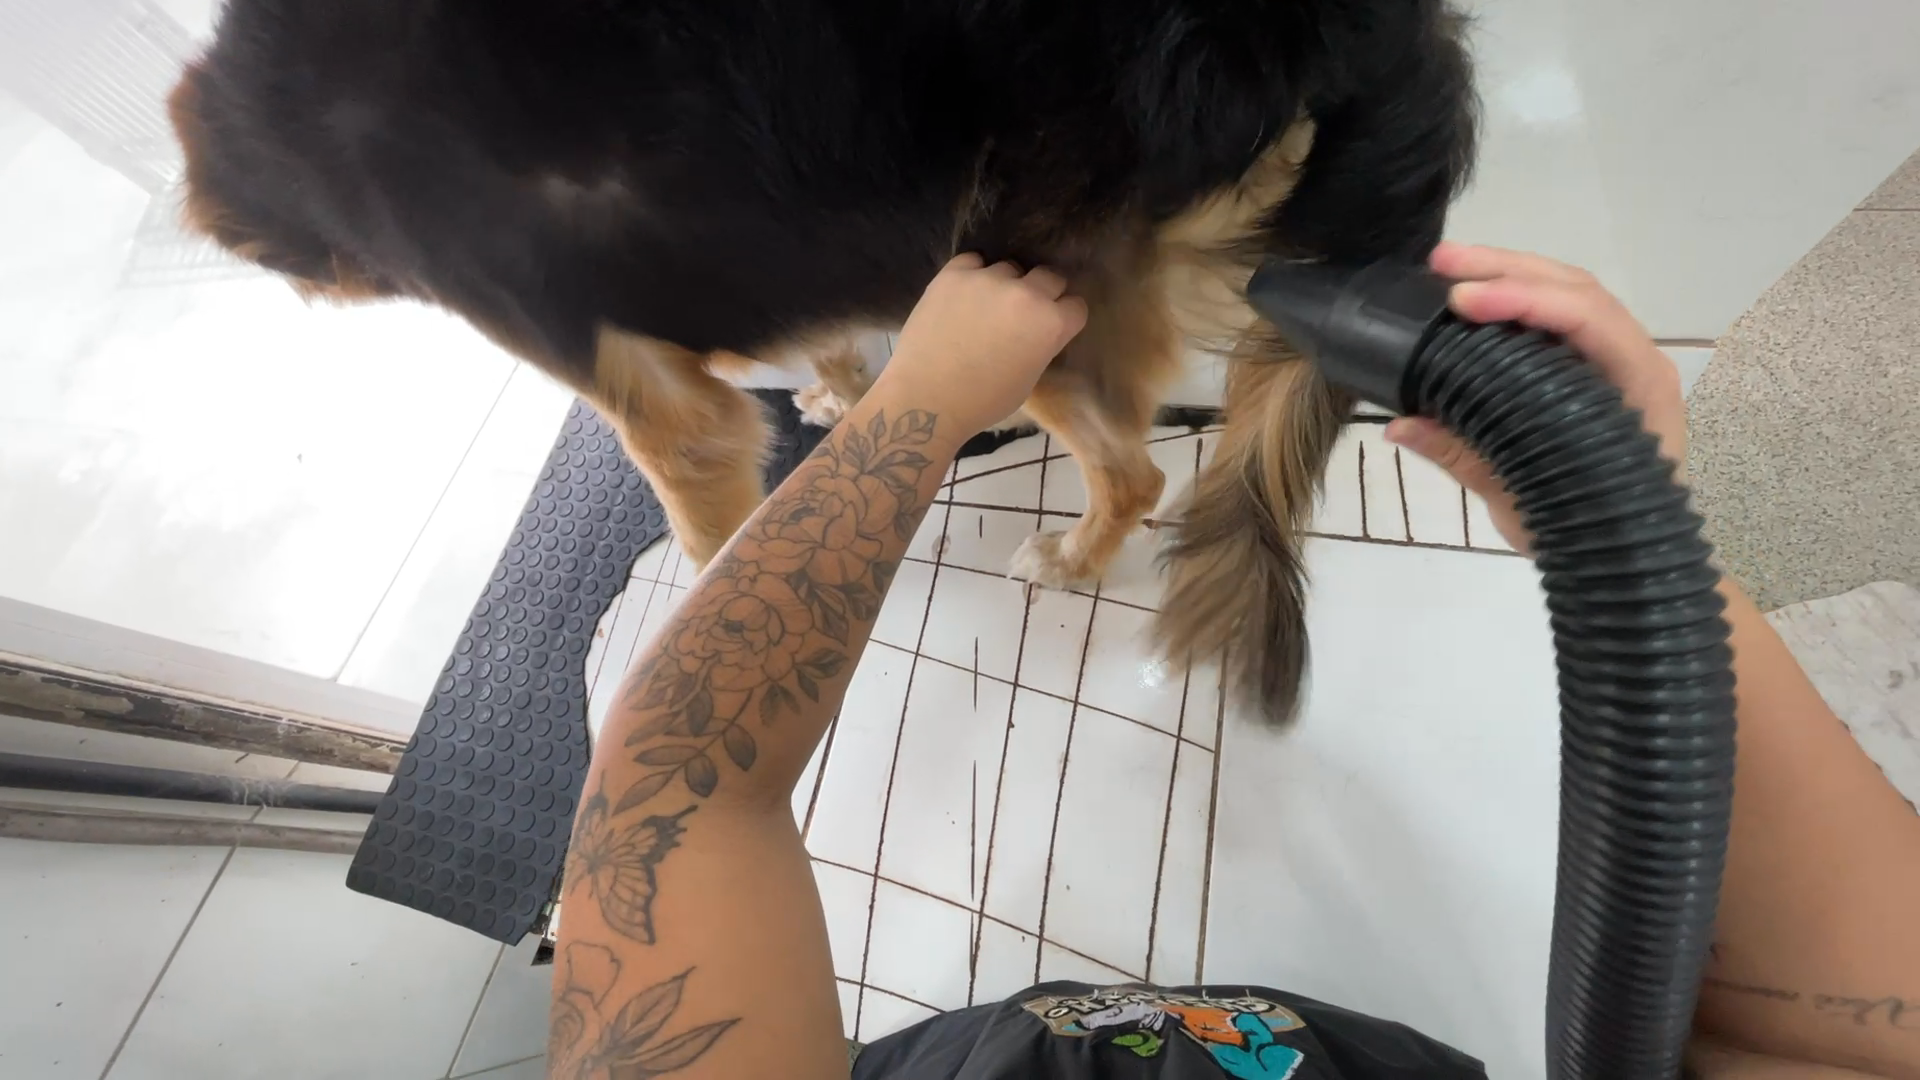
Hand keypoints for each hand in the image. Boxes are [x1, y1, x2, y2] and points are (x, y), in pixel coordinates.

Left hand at [872, 253, 1087, 436]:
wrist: (926, 399)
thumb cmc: (982, 402)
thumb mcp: (1028, 380)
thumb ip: (1041, 345)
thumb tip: (1038, 330)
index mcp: (1050, 324)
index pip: (1076, 305)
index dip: (1064, 317)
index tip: (1051, 326)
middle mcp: (1025, 293)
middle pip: (1049, 276)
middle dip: (1042, 294)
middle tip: (1021, 315)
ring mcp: (988, 279)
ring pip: (1009, 269)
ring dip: (1004, 285)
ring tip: (984, 309)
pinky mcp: (954, 273)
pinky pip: (973, 262)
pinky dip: (972, 276)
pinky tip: (962, 299)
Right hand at [1386, 242, 1687, 554]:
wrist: (1619, 551)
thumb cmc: (1586, 527)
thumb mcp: (1521, 498)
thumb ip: (1463, 456)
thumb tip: (1397, 426)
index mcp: (1632, 387)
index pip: (1587, 321)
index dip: (1526, 301)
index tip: (1462, 302)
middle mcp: (1626, 361)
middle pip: (1574, 290)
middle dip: (1507, 268)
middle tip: (1440, 262)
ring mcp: (1603, 362)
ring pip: (1564, 295)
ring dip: (1505, 274)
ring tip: (1445, 267)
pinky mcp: (1577, 371)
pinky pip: (1548, 322)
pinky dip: (1507, 303)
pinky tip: (1466, 301)